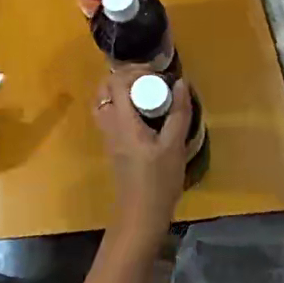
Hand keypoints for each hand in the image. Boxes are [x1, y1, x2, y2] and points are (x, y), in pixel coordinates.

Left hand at [95, 68, 190, 228]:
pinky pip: (107, 113)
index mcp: (122, 121)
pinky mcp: (110, 143)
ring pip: (103, 101)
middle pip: (104, 89)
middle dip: (125, 77)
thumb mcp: (175, 144)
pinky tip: (141, 111)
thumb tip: (180, 83)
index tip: (156, 74)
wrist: (141, 210)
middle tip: (150, 81)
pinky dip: (119, 103)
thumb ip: (179, 112)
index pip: (116, 83)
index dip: (134, 72)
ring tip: (145, 93)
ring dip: (119, 90)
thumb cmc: (159, 179)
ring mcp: (106, 134)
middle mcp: (108, 124)